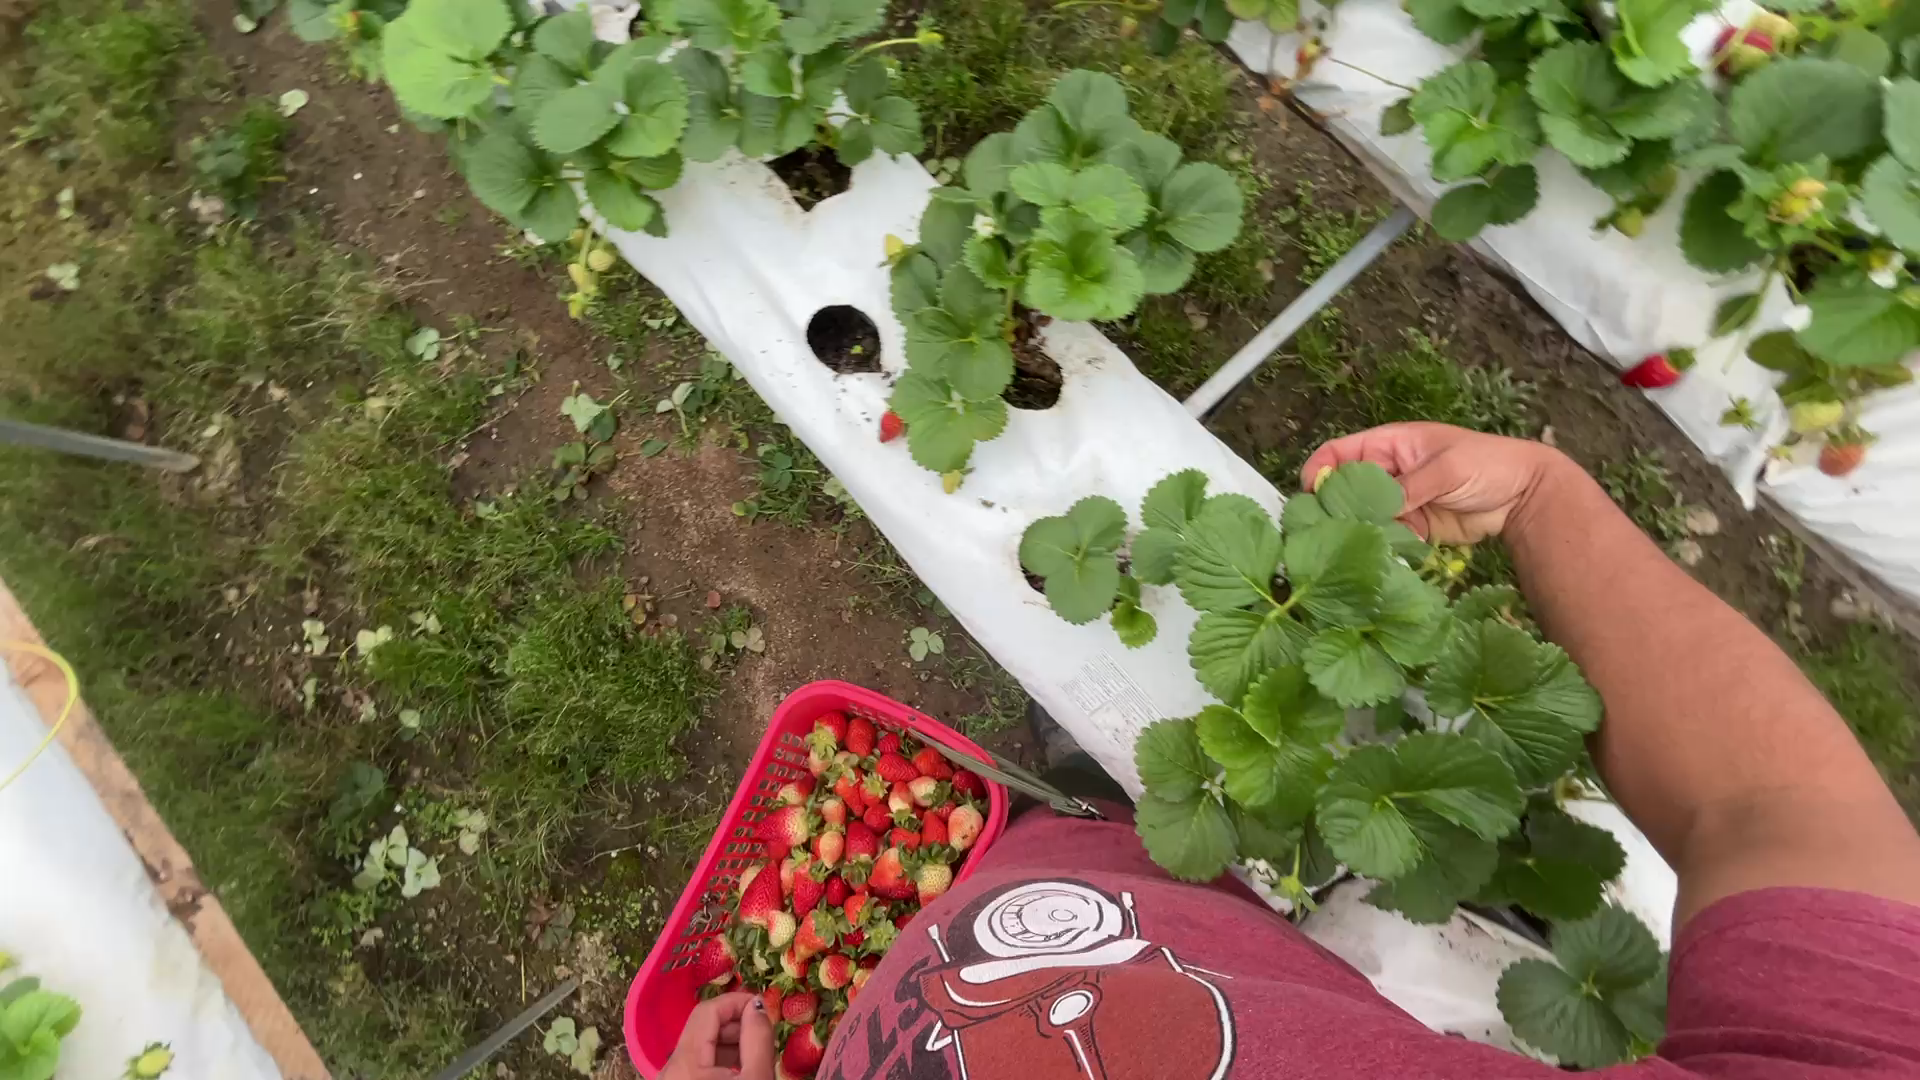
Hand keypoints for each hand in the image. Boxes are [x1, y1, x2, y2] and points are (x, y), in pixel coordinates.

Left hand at [659, 992, 775, 1079]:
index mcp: (685, 1061)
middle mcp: (670, 1068)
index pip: (708, 1009)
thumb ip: (758, 1037)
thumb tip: (757, 1004)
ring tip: (755, 1055)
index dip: (738, 1001)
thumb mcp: (756, 1077)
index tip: (764, 1008)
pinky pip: (698, 1066)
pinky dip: (720, 1060)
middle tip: (763, 1033)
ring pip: (702, 1047)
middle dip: (737, 1023)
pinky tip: (740, 1072)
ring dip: (731, 1043)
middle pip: (704, 1027)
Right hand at [1299, 423, 1561, 545]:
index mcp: (1388, 446)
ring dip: (1356, 526)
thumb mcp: (1447, 468)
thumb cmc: (1488, 464)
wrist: (1526, 496)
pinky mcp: (1408, 525)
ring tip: (1354, 541)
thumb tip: (1378, 509)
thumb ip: (1409, 487)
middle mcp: (1385, 472)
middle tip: (1325, 524)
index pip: (1339, 452)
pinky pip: (1383, 533)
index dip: (1320, 468)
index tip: (1311, 492)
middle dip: (1332, 504)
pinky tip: (1382, 550)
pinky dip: (1380, 542)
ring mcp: (1395, 500)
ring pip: (1360, 514)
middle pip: (1343, 487)